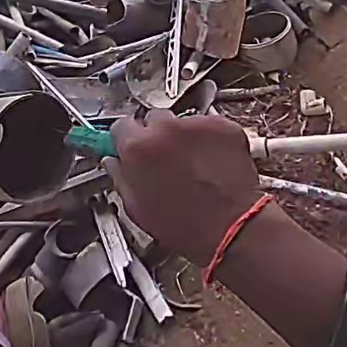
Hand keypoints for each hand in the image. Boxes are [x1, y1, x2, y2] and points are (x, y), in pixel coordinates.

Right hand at [106, 110, 260, 264]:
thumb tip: (114, 163)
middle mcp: (164, 128)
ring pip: (182, 122)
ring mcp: (195, 124)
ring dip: (183, 137)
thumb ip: (120, 177)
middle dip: (156, 136)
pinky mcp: (222, 125)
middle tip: (166, 160)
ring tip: (193, 166)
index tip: (131, 145)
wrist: (232, 227)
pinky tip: (211, 162)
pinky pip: (209, 126)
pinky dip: (209, 139)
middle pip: (152, 119)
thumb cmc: (185, 225)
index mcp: (137, 147)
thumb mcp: (137, 208)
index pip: (121, 125)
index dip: (126, 138)